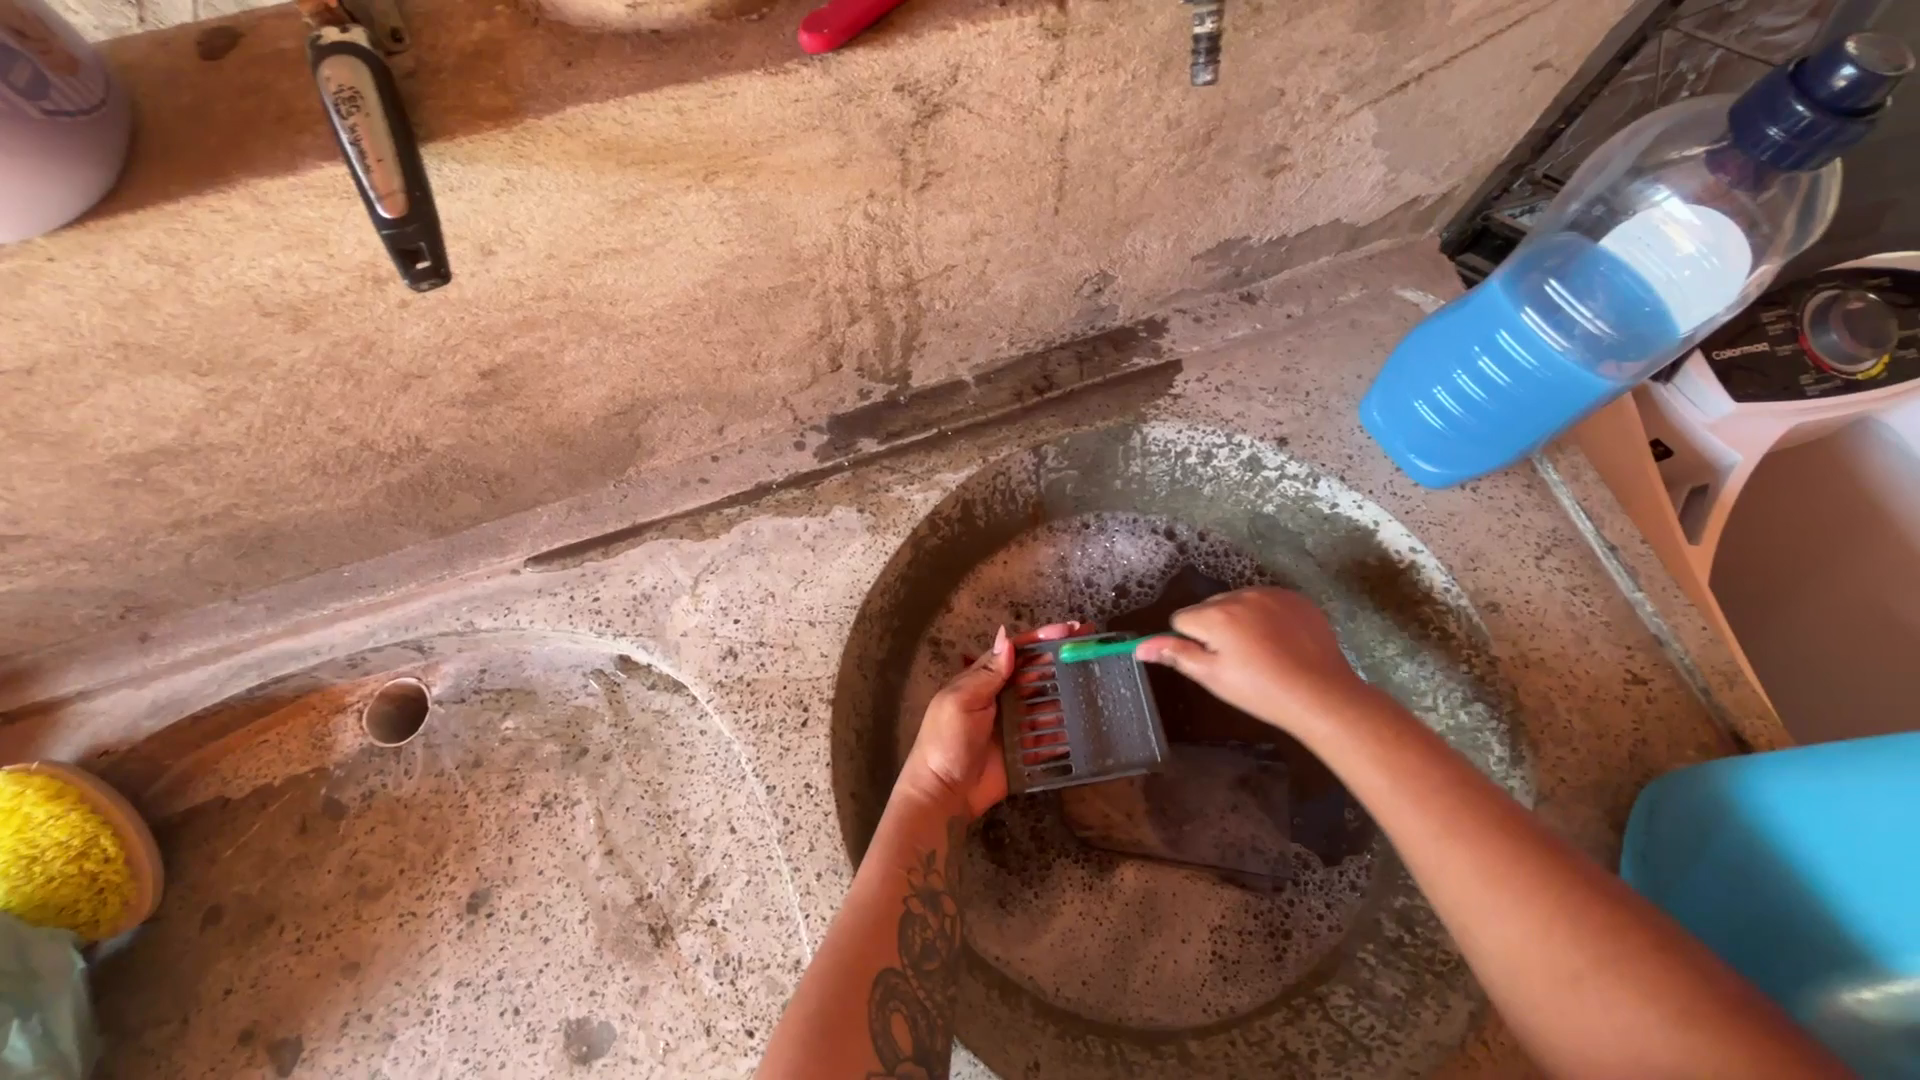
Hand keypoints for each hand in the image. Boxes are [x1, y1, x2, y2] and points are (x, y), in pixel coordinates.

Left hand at [899, 621, 1083, 819]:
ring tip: (1100, 680)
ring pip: (1049, 703)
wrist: (943, 794)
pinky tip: (1091, 720)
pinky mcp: (1026, 752)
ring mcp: (1016, 726)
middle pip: (1038, 675)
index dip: (1043, 639)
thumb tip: (1007, 637)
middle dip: (1063, 660)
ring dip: (1070, 693)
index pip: (1017, 653)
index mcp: (983, 682)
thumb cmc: (946, 742)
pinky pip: (1052, 737)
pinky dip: (1068, 730)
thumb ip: (987, 673)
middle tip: (1095, 647)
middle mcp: (1003, 699)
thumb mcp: (961, 701)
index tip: (1071, 628)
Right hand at [1134, 587, 1368, 733]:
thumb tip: (1139, 647)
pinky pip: (1267, 601)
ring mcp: (1271, 594)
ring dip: (1239, 620)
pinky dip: (1266, 617)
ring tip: (1260, 652)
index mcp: (1216, 616)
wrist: (1321, 694)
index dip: (1191, 643)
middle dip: (1214, 628)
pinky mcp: (1296, 598)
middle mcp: (1241, 596)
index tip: (1213, 662)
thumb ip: (1175, 654)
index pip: (1182, 619)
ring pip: (1237, 602)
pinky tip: (1280, 642)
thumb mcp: (1212, 677)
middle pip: (1209, 607)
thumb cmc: (1261, 691)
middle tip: (1237, 661)